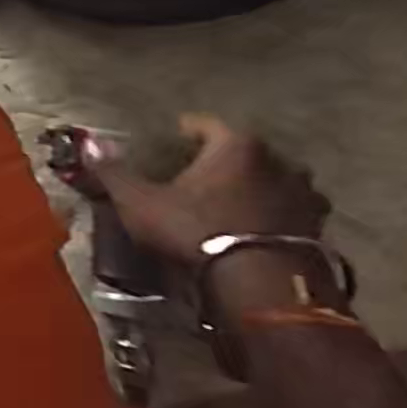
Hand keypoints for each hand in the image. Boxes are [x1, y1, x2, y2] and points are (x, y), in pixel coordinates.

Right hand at [83, 115, 337, 309]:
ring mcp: (305, 197)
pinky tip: (248, 224)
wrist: (257, 283)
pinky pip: (286, 209)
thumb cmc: (192, 228)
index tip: (169, 137)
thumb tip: (89, 142)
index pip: (207, 124)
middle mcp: (280, 163)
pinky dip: (268, 211)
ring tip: (225, 198)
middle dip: (221, 158)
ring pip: (272, 180)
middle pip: (245, 151)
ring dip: (251, 185)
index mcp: (236, 148)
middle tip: (195, 170)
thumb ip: (113, 170)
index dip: (184, 129)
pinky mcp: (318, 228)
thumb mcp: (137, 199)